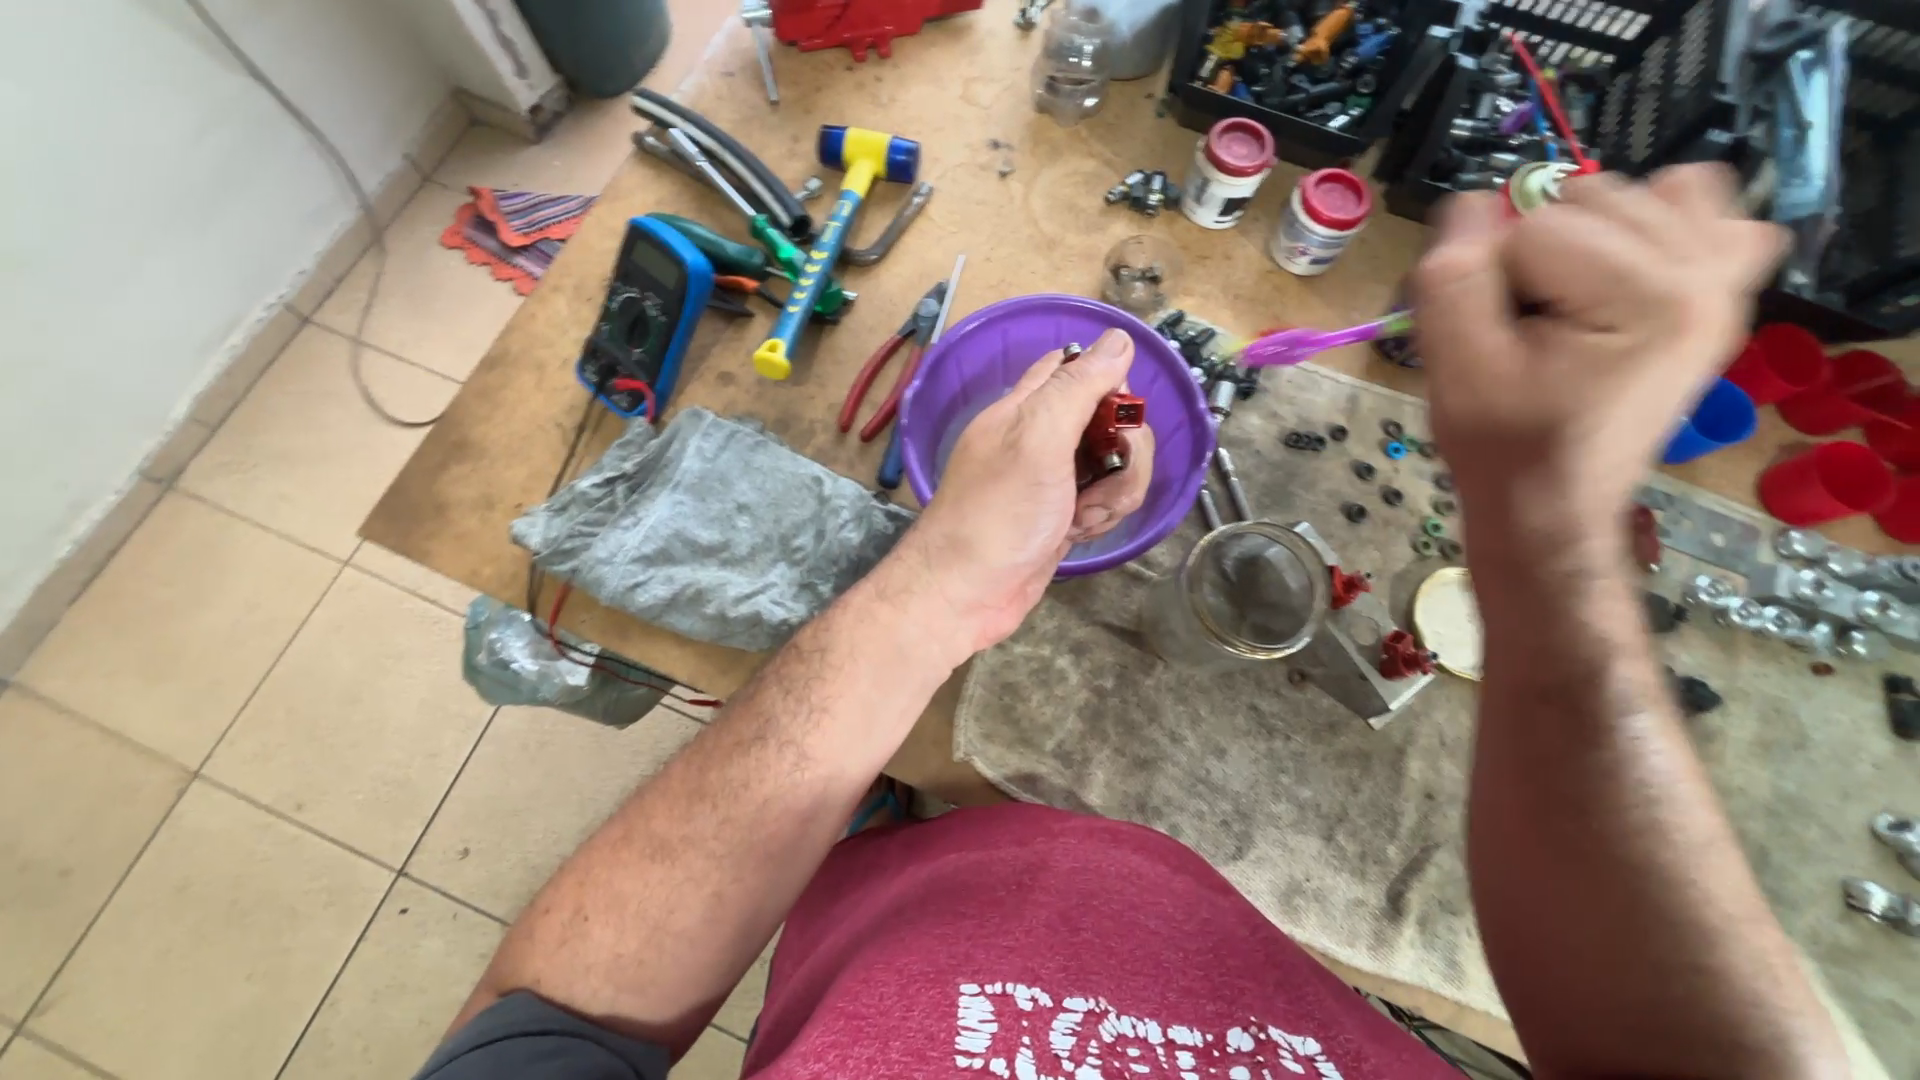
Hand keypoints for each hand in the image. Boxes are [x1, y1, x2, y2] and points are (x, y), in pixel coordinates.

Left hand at [890, 328, 1155, 654]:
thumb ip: (1077, 388)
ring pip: (1114, 465)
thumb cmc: (997, 513)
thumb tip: (1119, 339)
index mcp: (1025, 408)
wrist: (967, 593)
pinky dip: (1101, 517)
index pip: (1073, 369)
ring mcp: (1053, 480)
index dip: (1107, 383)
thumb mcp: (1037, 439)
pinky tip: (1078, 534)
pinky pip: (1104, 502)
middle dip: (1124, 452)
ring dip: (1115, 492)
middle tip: (1101, 478)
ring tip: (1083, 517)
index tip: (1117, 415)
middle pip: (1109, 421)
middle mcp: (1039, 438)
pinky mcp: (1063, 517)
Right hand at [1411, 166, 1785, 550]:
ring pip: (1638, 191)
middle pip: (1588, 198)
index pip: (1532, 230)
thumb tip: (1471, 204)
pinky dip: (1654, 224)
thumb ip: (1452, 276)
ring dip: (1584, 235)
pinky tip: (1625, 277)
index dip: (1488, 280)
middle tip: (1526, 324)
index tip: (1492, 340)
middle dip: (1535, 251)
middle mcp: (1709, 272)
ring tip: (1567, 302)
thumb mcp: (1453, 365)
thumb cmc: (1500, 442)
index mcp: (1646, 297)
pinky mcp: (1727, 289)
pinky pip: (1703, 208)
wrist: (1551, 501)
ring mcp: (1729, 279)